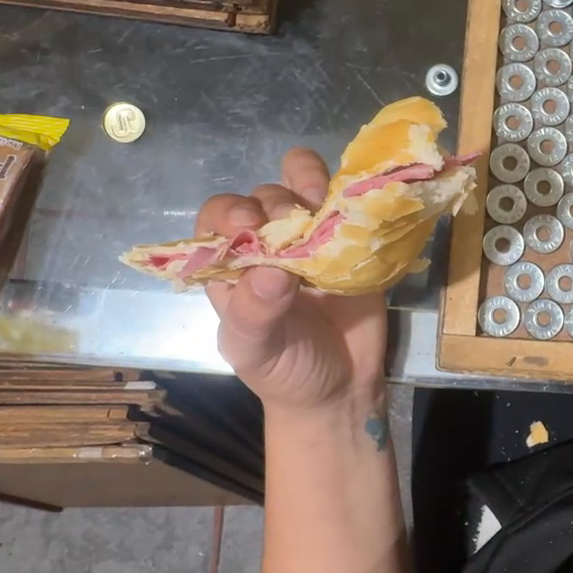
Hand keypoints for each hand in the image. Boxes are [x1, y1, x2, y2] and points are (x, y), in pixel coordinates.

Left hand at [196, 148, 387, 419]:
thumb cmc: (286, 372)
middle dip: (275, 202)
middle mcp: (269, 244)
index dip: (229, 213)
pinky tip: (354, 205)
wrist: (343, 391)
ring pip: (302, 186)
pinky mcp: (352, 241)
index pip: (217, 220)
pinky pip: (348, 204)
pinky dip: (350, 194)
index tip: (247, 224)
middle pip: (263, 197)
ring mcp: (313, 239)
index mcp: (233, 266)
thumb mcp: (256, 352)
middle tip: (293, 224)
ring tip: (321, 200)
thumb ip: (254, 313)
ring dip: (308, 181)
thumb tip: (271, 270)